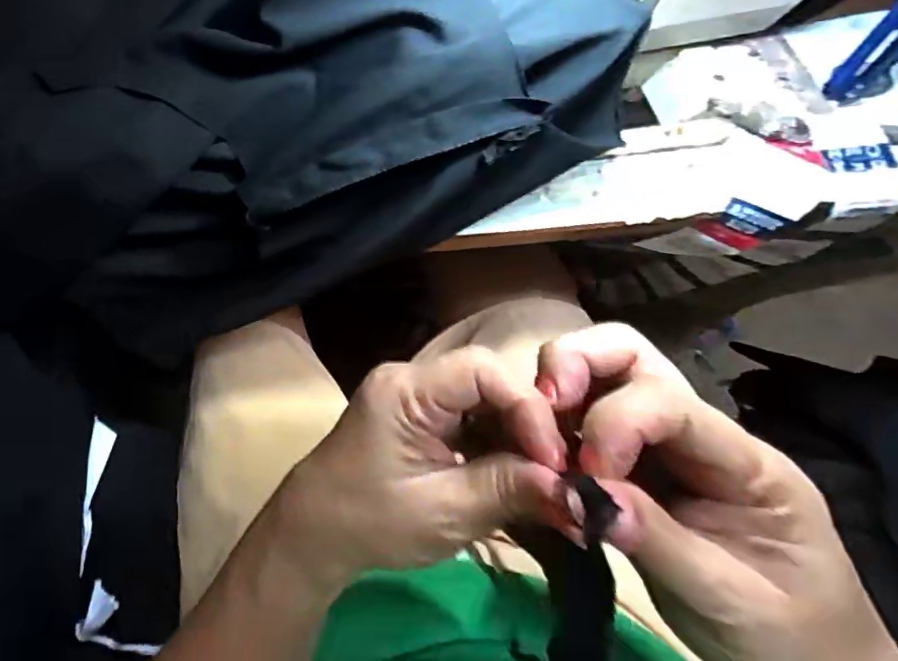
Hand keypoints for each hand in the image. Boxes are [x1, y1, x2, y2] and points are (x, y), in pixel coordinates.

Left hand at [266, 346, 572, 593]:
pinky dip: (499, 446)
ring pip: (483, 401)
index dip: (526, 408)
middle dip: (529, 425)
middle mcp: (410, 379)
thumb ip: (509, 490)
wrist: (318, 529)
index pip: (480, 370)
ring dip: (519, 438)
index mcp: (405, 388)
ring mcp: (414, 396)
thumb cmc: (373, 519)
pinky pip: (471, 418)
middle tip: (563, 476)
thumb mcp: (446, 510)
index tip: (554, 462)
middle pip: (485, 381)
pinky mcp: (420, 417)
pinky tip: (522, 478)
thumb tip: (579, 490)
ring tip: (549, 483)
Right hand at [538, 324, 897, 660]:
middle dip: (575, 363)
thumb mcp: (729, 601)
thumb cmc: (786, 638)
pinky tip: (543, 453)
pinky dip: (554, 419)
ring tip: (538, 436)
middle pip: (629, 353)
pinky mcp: (634, 455)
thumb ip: (656, 541)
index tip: (586, 472)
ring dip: (559, 388)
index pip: (668, 402)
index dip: (614, 421)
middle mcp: (701, 430)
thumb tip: (579, 494)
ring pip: (601, 370)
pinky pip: (584, 411)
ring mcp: (665, 438)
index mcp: (746, 461)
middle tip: (542, 404)